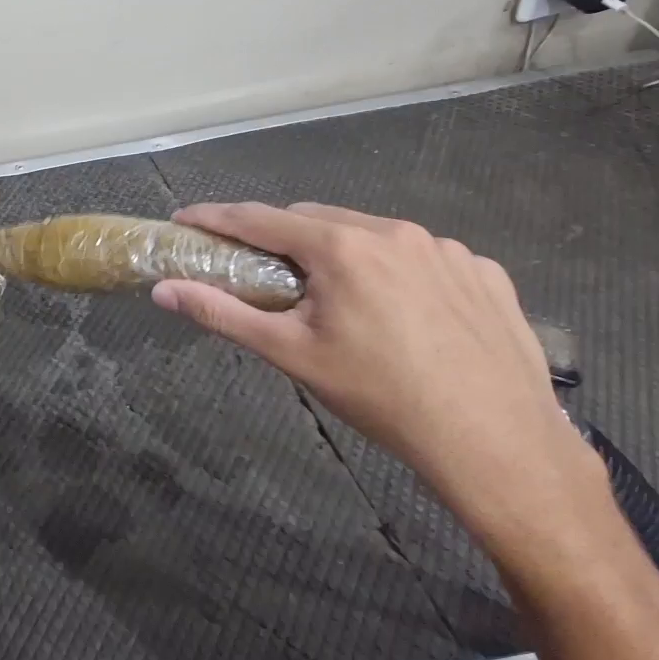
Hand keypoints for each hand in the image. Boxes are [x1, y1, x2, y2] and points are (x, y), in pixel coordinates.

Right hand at [151, 202, 597, 524]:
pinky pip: (420, 256)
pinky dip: (392, 271)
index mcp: (342, 246)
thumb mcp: (289, 354)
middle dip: (278, 238)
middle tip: (260, 273)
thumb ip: (221, 313)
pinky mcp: (485, 273)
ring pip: (369, 235)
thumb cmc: (379, 395)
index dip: (215, 217)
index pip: (259, 218)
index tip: (184, 219)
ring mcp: (447, 250)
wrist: (497, 442)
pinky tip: (397, 312)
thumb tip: (162, 290)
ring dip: (337, 252)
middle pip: (315, 220)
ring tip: (333, 299)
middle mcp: (395, 233)